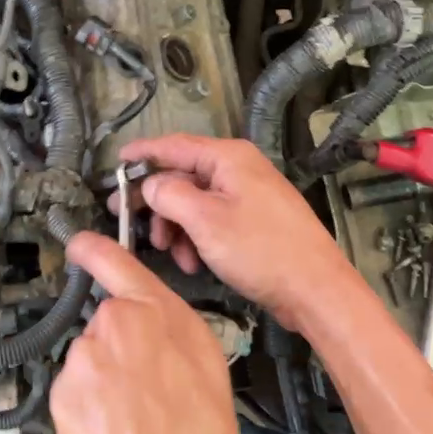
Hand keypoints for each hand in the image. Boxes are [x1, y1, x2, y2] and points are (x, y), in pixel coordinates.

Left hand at [49, 232, 236, 433]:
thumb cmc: (200, 422)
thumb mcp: (204, 351)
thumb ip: (168, 318)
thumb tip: (149, 315)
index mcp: (146, 308)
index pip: (110, 260)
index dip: (90, 248)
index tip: (78, 243)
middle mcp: (107, 326)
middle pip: (104, 329)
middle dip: (119, 349)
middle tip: (145, 384)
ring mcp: (80, 363)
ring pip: (88, 365)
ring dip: (102, 384)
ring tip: (133, 414)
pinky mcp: (61, 400)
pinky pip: (74, 398)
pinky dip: (87, 414)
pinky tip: (114, 429)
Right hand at [116, 134, 360, 332]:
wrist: (316, 288)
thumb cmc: (260, 249)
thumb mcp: (205, 221)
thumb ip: (170, 195)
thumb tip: (150, 183)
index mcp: (227, 157)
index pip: (173, 145)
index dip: (142, 153)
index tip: (116, 162)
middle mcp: (237, 167)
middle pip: (183, 175)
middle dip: (157, 202)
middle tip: (129, 223)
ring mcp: (247, 194)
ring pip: (195, 201)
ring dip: (176, 226)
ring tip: (171, 254)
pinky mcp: (253, 220)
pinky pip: (212, 219)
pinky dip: (196, 237)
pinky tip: (193, 262)